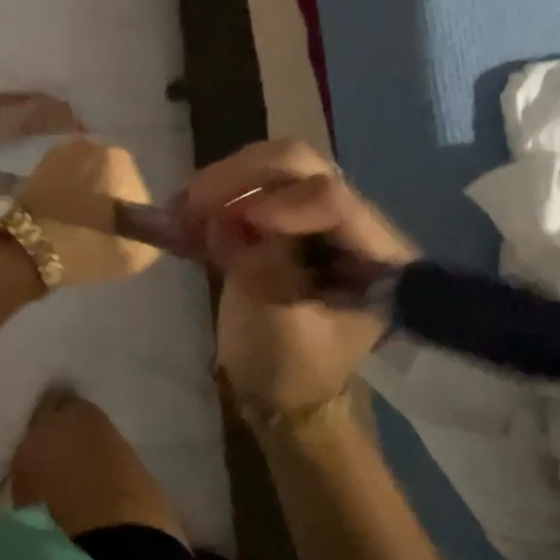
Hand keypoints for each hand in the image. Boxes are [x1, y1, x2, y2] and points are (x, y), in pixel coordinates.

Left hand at [8, 136, 163, 287]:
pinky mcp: (36, 165)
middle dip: (107, 196)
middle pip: (109, 176)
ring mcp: (60, 152)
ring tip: (77, 224)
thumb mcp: (141, 252)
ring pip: (84, 177)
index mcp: (120, 159)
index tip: (119, 233)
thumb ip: (152, 231)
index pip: (136, 187)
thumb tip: (142, 223)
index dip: (131, 212)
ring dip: (84, 194)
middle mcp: (91, 145)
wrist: (28, 247)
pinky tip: (61, 216)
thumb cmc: (89, 247)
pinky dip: (64, 193)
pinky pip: (62, 180)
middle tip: (99, 229)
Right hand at [182, 140, 414, 414]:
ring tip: (181, 209)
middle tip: (192, 198)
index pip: (334, 200)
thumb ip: (271, 263)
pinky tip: (184, 216)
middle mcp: (353, 221)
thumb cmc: (290, 368)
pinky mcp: (283, 217)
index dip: (284, 203)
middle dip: (241, 177)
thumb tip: (245, 213)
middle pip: (300, 166)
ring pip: (270, 167)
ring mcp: (316, 215)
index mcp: (378, 254)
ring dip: (221, 183)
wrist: (278, 393)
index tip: (241, 224)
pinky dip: (214, 196)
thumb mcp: (281, 323)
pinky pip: (248, 186)